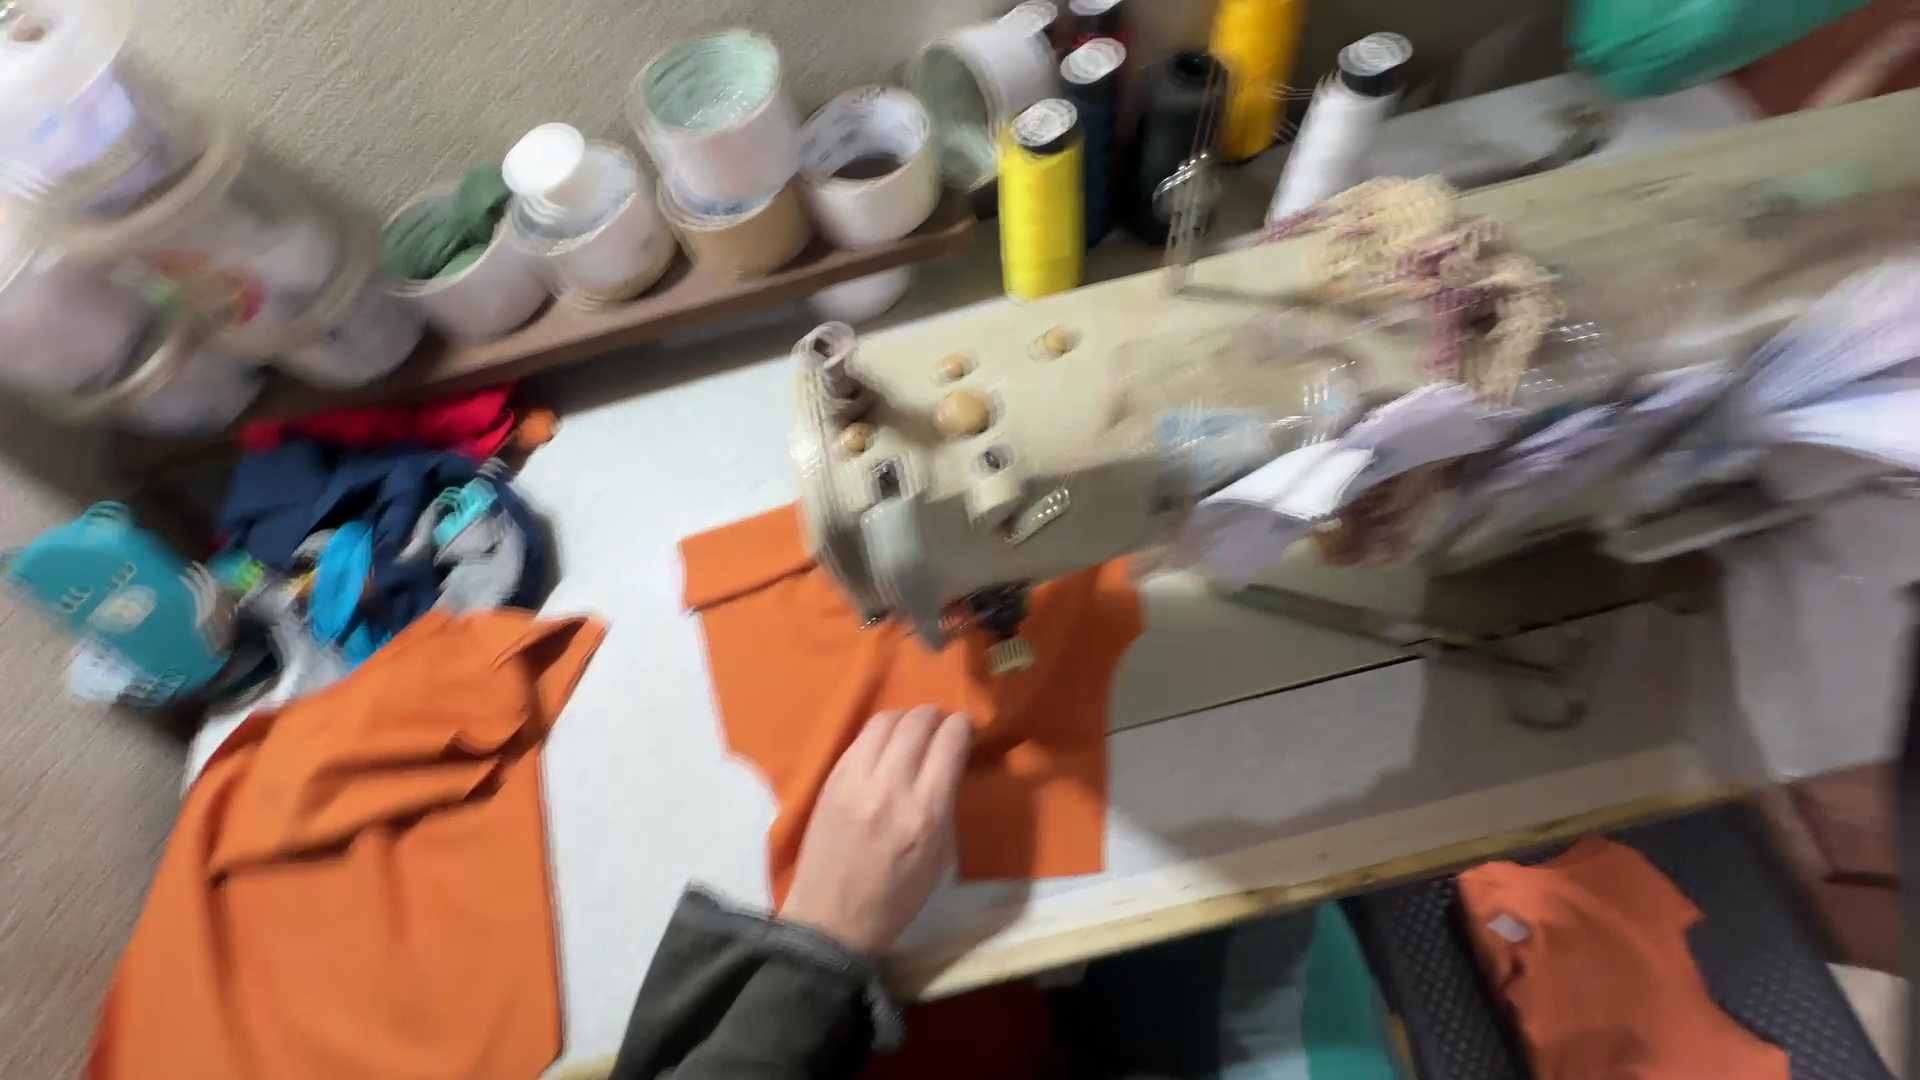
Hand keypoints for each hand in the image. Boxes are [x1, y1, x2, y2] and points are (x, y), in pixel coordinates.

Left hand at [779, 706, 972, 954]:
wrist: (831, 920)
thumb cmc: (897, 895)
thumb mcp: (940, 854)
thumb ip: (947, 800)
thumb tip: (951, 759)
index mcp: (926, 812)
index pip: (950, 741)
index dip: (963, 725)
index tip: (965, 728)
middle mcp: (891, 787)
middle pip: (918, 722)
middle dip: (936, 715)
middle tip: (941, 725)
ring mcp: (856, 779)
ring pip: (886, 720)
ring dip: (906, 718)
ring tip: (913, 730)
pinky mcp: (831, 778)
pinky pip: (861, 737)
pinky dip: (880, 733)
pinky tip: (885, 744)